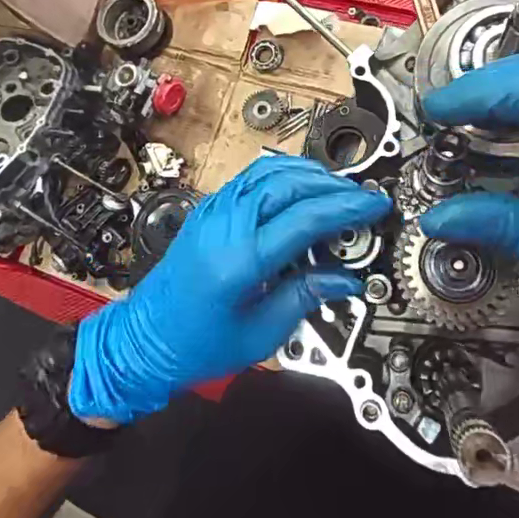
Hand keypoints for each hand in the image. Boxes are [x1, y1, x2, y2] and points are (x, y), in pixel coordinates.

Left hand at [70, 155, 390, 423]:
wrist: (142, 341)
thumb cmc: (195, 345)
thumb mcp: (261, 333)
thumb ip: (307, 296)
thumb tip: (347, 278)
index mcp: (239, 262)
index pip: (306, 218)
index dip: (348, 208)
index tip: (376, 206)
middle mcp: (224, 227)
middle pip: (291, 185)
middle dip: (336, 187)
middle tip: (365, 199)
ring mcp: (214, 213)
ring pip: (272, 171)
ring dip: (313, 175)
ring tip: (342, 191)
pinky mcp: (211, 210)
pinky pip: (254, 176)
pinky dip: (287, 174)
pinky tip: (306, 185)